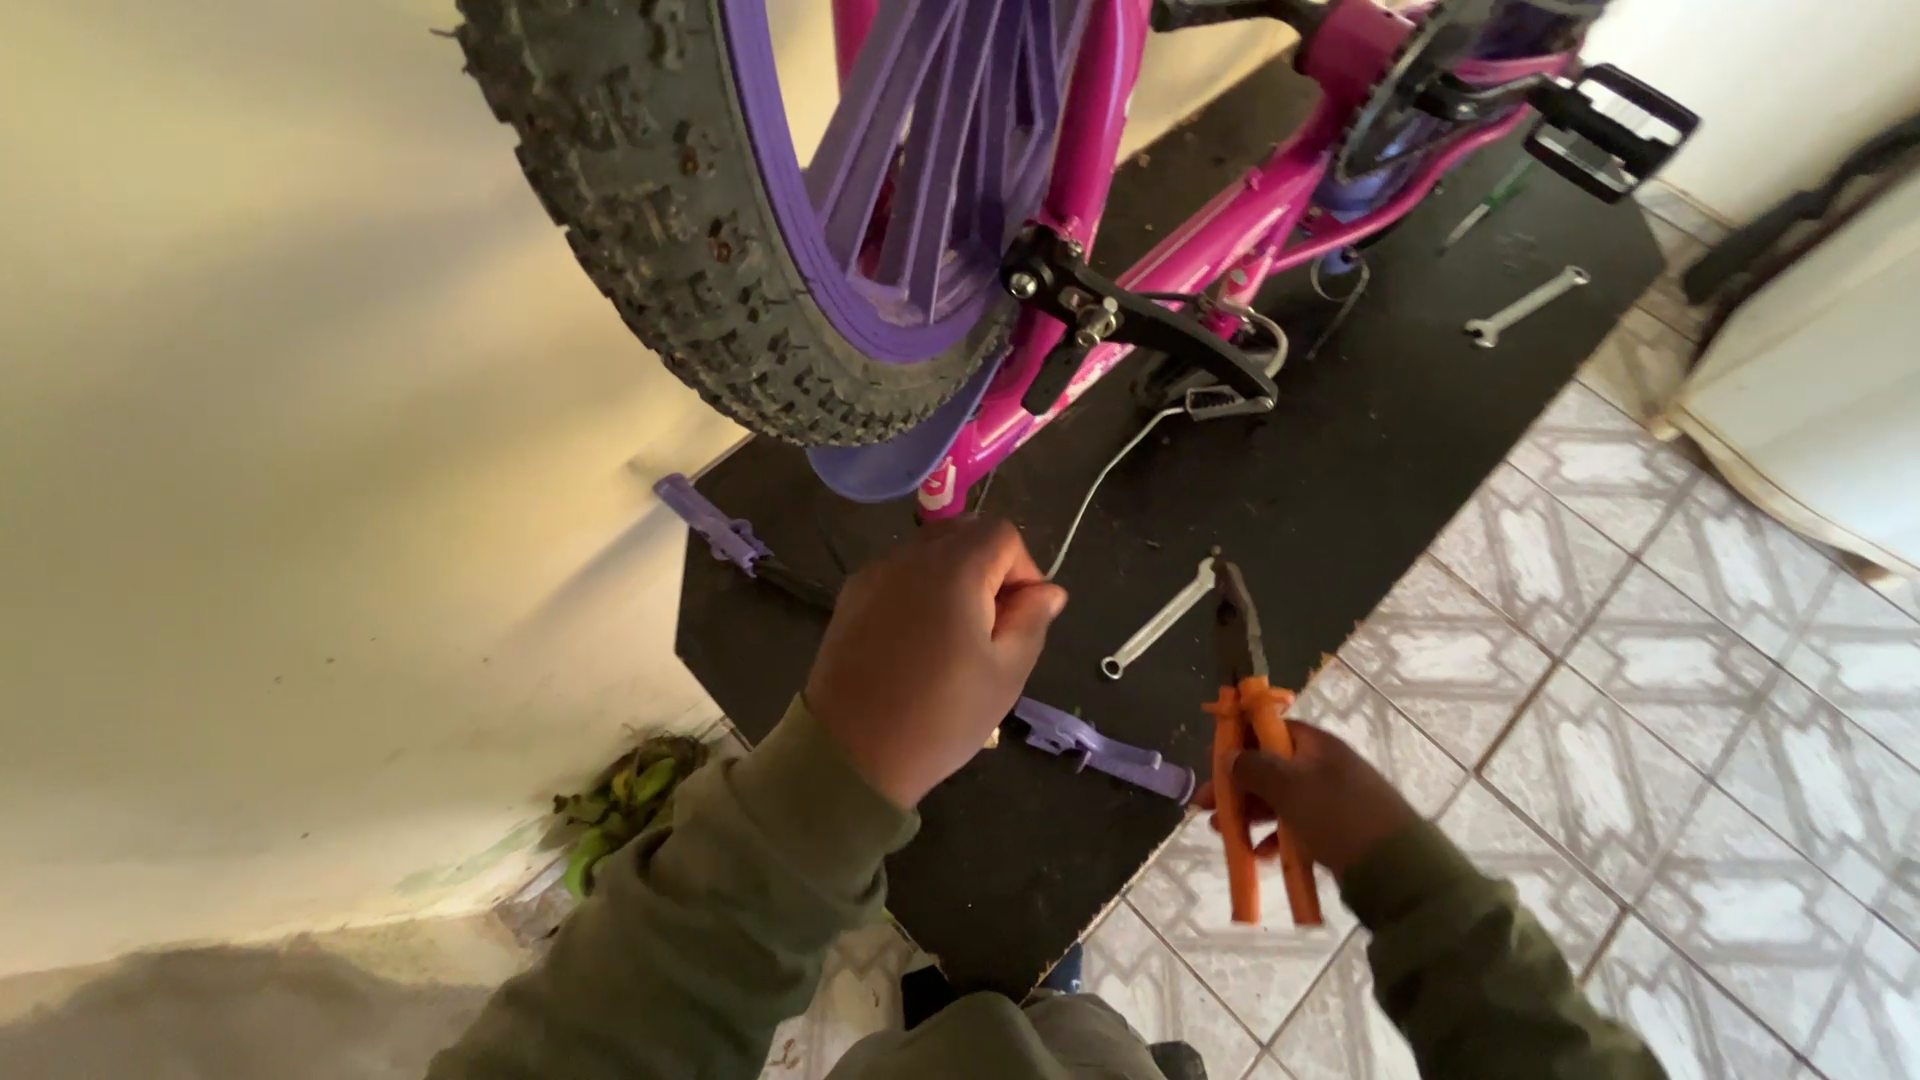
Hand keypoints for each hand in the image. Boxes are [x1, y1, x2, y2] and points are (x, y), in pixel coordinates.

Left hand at [804, 519, 1067, 807]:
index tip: (1022, 617)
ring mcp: (874, 574)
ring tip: (954, 636)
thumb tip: (1048, 591)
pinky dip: (919, 590)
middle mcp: (910, 556)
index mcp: (954, 567)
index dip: (1023, 569)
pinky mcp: (850, 597)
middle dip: (990, 566)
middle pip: (963, 532)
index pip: (1002, 533)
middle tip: (993, 624)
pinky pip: (898, 574)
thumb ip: (1032, 619)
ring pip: (928, 551)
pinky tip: (917, 640)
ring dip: (954, 576)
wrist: (850, 753)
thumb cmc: (940, 715)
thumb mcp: (1006, 673)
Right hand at [1195, 720, 1416, 877]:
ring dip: (1247, 813)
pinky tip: (1257, 854)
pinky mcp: (1333, 829)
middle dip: (1234, 785)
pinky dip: (1272, 837)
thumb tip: (1229, 755)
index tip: (1213, 759)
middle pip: (1266, 766)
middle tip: (1205, 805)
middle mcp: (1321, 765)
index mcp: (1314, 744)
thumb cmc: (1337, 815)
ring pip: (1276, 798)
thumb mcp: (1289, 786)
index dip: (1238, 740)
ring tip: (1221, 832)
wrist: (1397, 871)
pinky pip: (1292, 825)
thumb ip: (1253, 767)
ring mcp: (1328, 798)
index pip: (1268, 729)